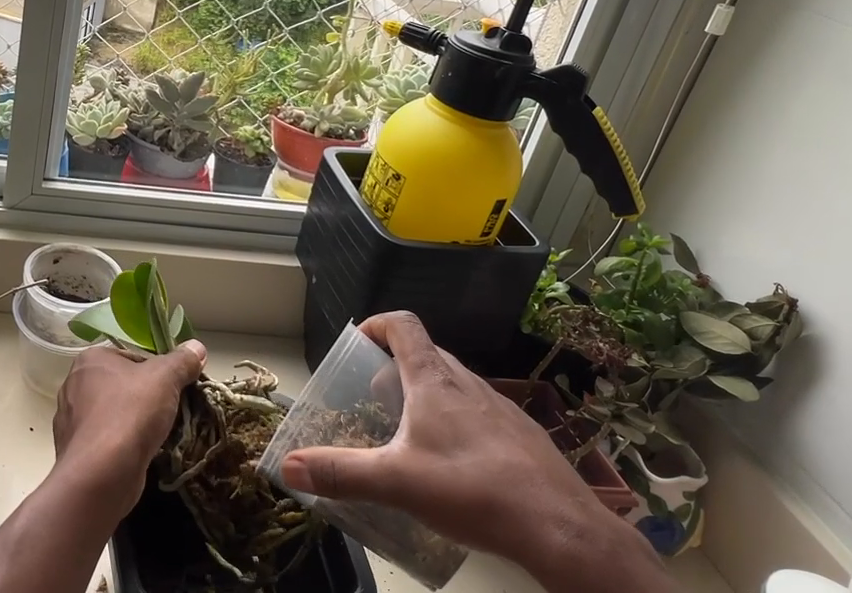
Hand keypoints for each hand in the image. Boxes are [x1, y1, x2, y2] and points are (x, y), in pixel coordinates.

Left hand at [52, 340, 205, 518]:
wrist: (102, 474)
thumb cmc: (131, 413)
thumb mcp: (165, 378)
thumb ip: (182, 361)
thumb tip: (197, 347)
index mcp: (91, 359)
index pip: (132, 357)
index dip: (157, 371)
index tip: (174, 388)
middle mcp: (74, 384)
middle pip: (123, 385)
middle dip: (145, 398)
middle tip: (169, 411)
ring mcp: (71, 419)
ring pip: (114, 414)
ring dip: (134, 423)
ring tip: (157, 435)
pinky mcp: (75, 450)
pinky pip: (106, 439)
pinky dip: (122, 444)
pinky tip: (139, 453)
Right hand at [278, 313, 641, 577]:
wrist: (562, 528)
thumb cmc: (474, 491)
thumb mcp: (397, 483)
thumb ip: (342, 473)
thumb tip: (288, 467)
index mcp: (434, 381)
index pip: (404, 325)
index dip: (377, 323)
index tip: (359, 341)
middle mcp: (468, 384)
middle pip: (427, 353)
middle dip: (396, 365)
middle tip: (375, 395)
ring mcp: (501, 408)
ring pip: (456, 384)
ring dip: (428, 393)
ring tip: (411, 432)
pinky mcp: (524, 436)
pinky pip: (481, 412)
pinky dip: (459, 421)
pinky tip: (457, 463)